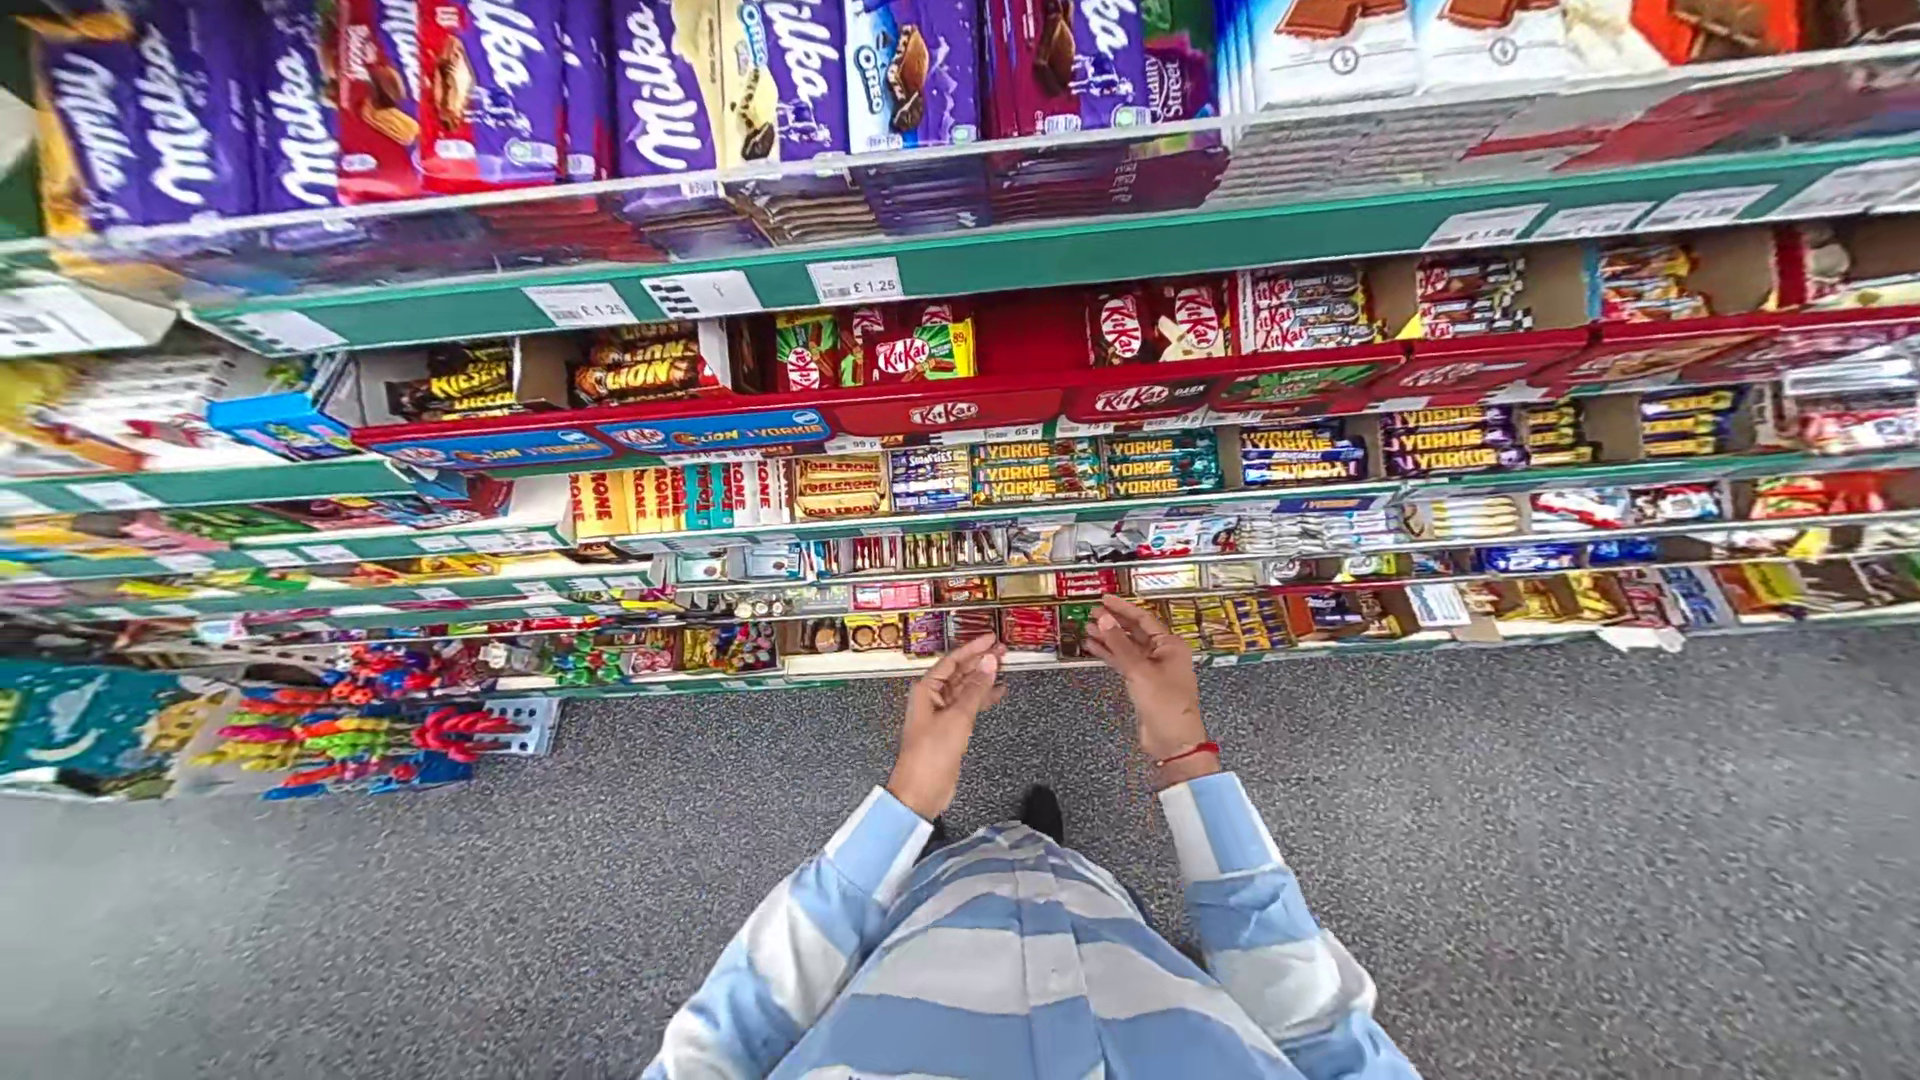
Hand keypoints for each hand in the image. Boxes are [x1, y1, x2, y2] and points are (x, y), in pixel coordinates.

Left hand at [888, 634, 1006, 819]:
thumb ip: (976, 689)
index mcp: (926, 688)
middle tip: (1003, 649)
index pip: (952, 660)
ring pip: (966, 687)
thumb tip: (990, 662)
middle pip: (960, 671)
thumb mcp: (957, 717)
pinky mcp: (951, 727)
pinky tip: (999, 691)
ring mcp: (942, 712)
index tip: (991, 638)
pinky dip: (984, 697)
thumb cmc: (931, 753)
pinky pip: (969, 704)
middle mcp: (933, 697)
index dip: (973, 647)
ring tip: (1004, 665)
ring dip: (984, 677)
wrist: (921, 791)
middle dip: (981, 660)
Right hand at [1084, 595, 1214, 780]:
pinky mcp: (1141, 682)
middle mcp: (1162, 653)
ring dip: (1107, 637)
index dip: (1122, 607)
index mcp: (1170, 645)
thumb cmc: (1166, 704)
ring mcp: (1151, 668)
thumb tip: (1104, 619)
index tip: (1105, 599)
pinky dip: (1108, 654)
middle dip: (1112, 622)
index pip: (1143, 618)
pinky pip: (1122, 661)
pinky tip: (1093, 647)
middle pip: (1133, 631)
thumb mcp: (1140, 669)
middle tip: (1091, 612)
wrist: (1172, 740)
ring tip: (1086, 628)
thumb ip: (1119, 643)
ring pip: (1126, 646)